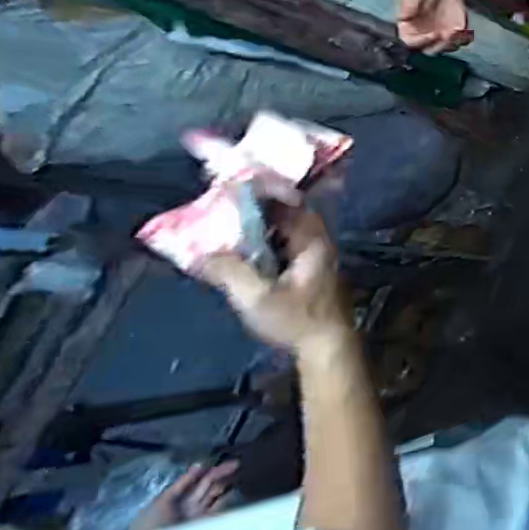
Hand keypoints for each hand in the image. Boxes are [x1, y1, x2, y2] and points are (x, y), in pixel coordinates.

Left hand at [127, 460, 238, 529]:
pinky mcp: (211, 522)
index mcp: (174, 501)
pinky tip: (238, 486)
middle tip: (238, 463)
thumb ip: (181, 483)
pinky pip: (223, 505)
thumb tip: (200, 464)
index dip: (204, 471)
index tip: (216, 461)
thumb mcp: (161, 502)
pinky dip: (231, 495)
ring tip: (241, 469)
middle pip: (207, 485)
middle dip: (220, 473)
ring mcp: (201, 514)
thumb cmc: (153, 526)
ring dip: (228, 481)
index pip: (193, 482)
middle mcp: (189, 506)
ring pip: (217, 493)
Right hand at [199, 206, 354, 356]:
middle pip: (289, 215)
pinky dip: (265, 242)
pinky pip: (285, 245)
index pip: (293, 205)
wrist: (327, 344)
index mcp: (313, 243)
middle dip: (259, 207)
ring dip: (260, 225)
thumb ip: (230, 273)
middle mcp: (318, 243)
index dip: (268, 192)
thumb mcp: (257, 299)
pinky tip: (242, 249)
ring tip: (227, 222)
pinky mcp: (309, 269)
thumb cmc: (296, 320)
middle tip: (225, 204)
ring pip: (286, 230)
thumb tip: (201, 253)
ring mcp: (316, 256)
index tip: (240, 186)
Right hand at [396, 0, 472, 53]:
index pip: (412, 43)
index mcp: (408, 29)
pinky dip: (464, 37)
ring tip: (459, 33)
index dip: (422, 42)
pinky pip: (459, 39)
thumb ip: (408, 6)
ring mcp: (439, 34)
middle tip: (450, 36)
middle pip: (431, 49)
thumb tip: (403, 17)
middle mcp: (423, 35)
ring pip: (447, 46)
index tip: (434, 34)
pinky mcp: (453, 29)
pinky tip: (465, 30)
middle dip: (441, 46)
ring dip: (454, 43)